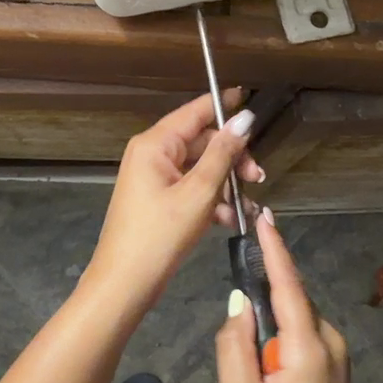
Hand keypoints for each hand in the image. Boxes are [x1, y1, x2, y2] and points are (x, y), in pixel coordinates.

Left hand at [82, 90, 263, 310]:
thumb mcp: (198, 192)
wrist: (124, 284)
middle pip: (201, 141)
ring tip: (247, 205)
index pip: (195, 111)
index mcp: (155, 144)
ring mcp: (154, 178)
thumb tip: (244, 118)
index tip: (252, 99)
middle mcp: (153, 154)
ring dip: (226, 183)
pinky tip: (230, 220)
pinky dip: (212, 200)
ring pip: (200, 167)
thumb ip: (223, 153)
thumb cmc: (160, 234)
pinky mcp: (159, 199)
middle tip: (258, 176)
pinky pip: (191, 188)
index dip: (224, 104)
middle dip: (232, 157)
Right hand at [215, 209, 360, 382]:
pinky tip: (269, 374)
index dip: (274, 249)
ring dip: (273, 325)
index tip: (263, 218)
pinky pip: (307, 335)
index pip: (288, 284)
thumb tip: (240, 304)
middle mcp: (330, 341)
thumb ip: (234, 346)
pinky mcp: (340, 366)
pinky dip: (285, 338)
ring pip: (298, 319)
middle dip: (264, 297)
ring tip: (253, 371)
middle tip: (236, 323)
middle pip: (292, 300)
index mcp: (307, 348)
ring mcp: (340, 353)